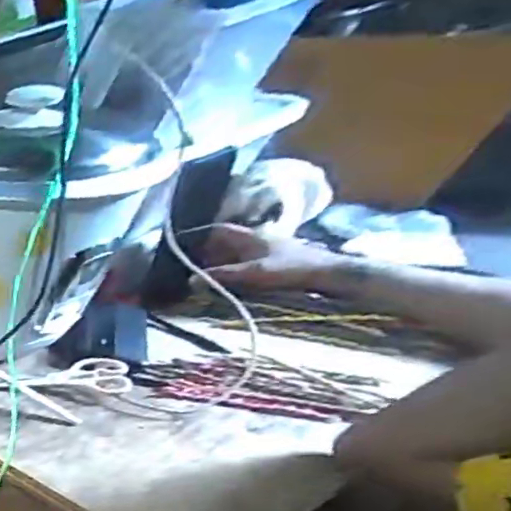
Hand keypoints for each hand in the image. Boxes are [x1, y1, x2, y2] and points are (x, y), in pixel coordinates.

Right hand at [200, 223, 347, 291]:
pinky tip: (227, 277)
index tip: (180, 245)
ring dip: (219, 259)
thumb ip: (222, 275)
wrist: (330, 273)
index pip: (218, 230)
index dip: (199, 235)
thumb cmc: (291, 269)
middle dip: (205, 250)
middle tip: (187, 264)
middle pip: (224, 241)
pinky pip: (245, 259)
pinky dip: (231, 265)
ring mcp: (267, 248)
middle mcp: (257, 238)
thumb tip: (191, 280)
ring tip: (203, 273)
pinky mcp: (275, 259)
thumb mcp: (253, 273)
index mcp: (250, 237)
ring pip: (234, 250)